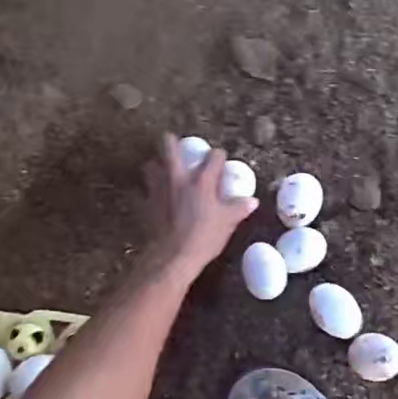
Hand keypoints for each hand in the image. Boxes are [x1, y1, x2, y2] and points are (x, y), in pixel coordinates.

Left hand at [143, 133, 256, 272]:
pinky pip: (145, 190)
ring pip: (150, 165)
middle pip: (169, 147)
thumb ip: (239, 209)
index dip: (218, 156)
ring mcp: (158, 189)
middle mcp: (178, 179)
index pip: (214, 157)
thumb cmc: (203, 238)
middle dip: (172, 142)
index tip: (219, 159)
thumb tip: (252, 201)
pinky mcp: (146, 204)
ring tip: (161, 169)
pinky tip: (155, 197)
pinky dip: (149, 190)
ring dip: (156, 164)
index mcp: (202, 181)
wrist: (172, 256)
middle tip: (175, 143)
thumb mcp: (227, 223)